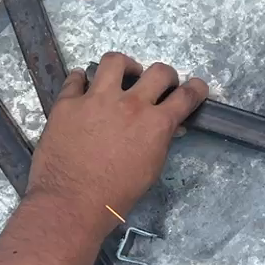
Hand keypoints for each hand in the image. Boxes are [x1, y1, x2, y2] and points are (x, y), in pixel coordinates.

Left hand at [26, 52, 208, 231]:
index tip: (195, 87)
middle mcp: (130, 104)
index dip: (196, 89)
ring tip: (122, 75)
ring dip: (124, 66)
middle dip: (165, 75)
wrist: (71, 203)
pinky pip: (75, 78)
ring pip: (115, 61)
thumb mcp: (150, 169)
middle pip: (158, 71)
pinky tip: (84, 88)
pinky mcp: (68, 103)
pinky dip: (82, 80)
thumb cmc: (116, 195)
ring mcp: (96, 99)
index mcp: (156, 123)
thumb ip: (160, 141)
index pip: (186, 96)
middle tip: (159, 85)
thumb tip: (168, 127)